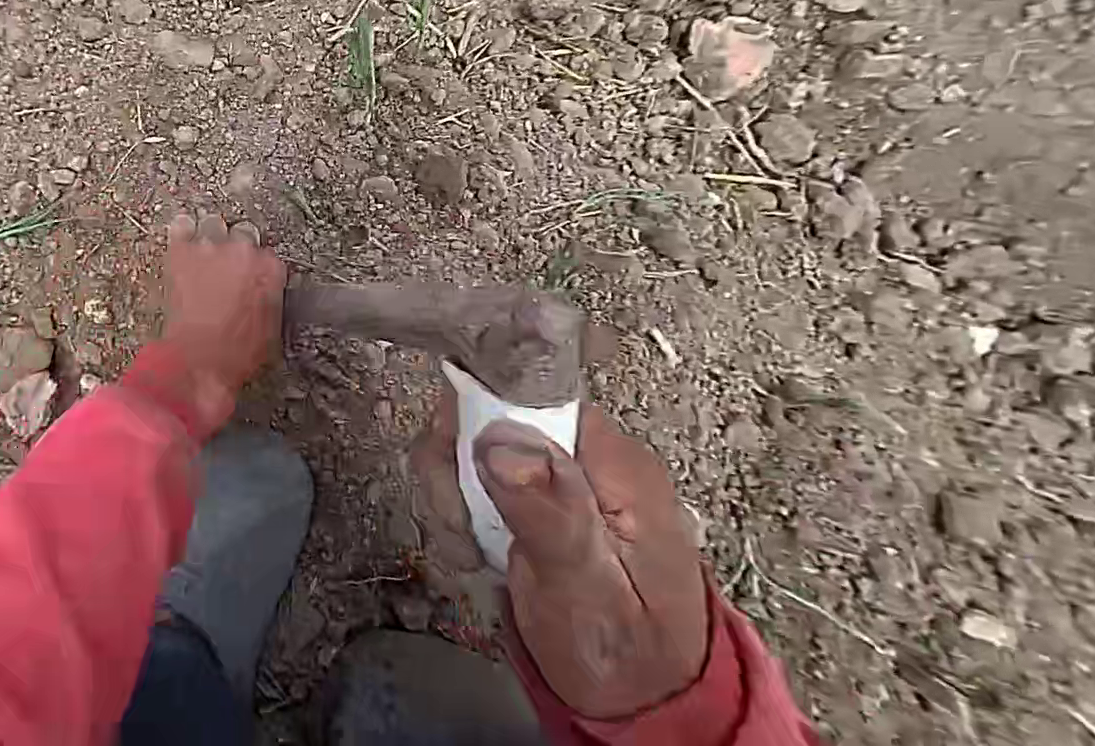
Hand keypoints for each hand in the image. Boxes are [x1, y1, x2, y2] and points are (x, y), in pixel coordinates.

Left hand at [157, 213, 285, 433]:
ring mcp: (212, 248)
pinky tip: (183, 238)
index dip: (255, 266)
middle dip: (236, 249)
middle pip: (243, 234)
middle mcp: (245, 251)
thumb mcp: (271, 328)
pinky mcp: (182, 252)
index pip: (267, 254)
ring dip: (211, 238)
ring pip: (214, 225)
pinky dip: (182, 232)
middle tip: (226, 268)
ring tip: (204, 255)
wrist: (199, 361)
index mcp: (271, 269)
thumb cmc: (236, 353)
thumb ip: (271, 297)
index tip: (248, 275)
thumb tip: (266, 292)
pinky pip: (182, 227)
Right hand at [412, 398, 710, 717]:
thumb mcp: (589, 590)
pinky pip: (476, 471)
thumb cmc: (625, 655)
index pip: (531, 393)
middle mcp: (586, 453)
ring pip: (474, 440)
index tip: (458, 472)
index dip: (480, 417)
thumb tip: (501, 441)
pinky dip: (458, 505)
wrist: (641, 702)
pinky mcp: (536, 491)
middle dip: (457, 465)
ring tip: (468, 545)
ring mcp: (559, 471)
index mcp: (614, 461)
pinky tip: (472, 545)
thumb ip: (552, 515)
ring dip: (453, 491)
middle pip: (493, 411)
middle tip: (461, 525)